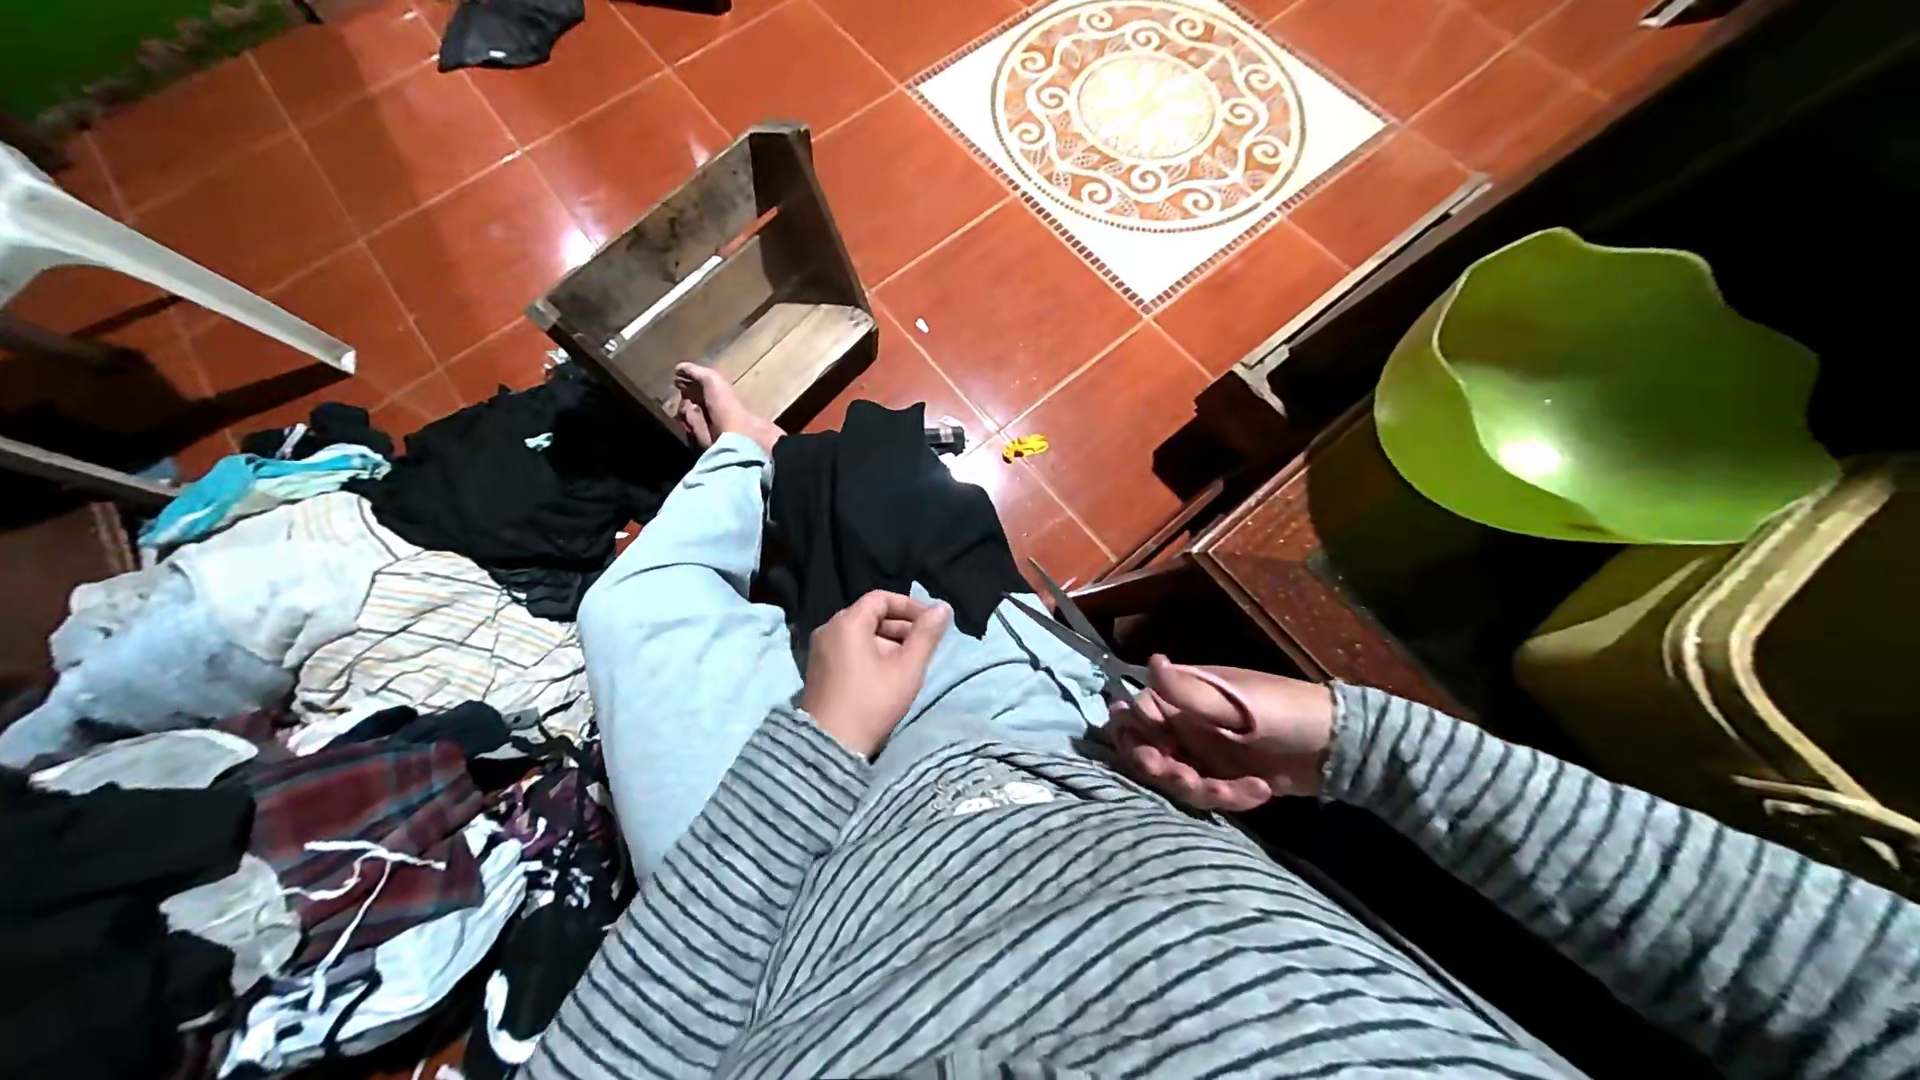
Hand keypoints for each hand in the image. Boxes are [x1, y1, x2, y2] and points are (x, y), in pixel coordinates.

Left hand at [800, 590, 949, 757]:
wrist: (830, 746)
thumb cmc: (872, 702)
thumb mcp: (907, 668)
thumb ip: (927, 635)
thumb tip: (942, 607)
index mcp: (847, 622)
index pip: (881, 598)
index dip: (910, 606)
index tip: (931, 623)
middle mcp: (829, 629)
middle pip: (870, 615)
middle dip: (901, 626)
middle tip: (925, 645)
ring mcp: (820, 650)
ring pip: (861, 634)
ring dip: (889, 641)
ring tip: (911, 662)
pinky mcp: (819, 669)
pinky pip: (849, 648)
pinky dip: (871, 653)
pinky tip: (888, 674)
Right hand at [1109, 655, 1334, 811]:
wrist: (1336, 745)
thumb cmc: (1283, 711)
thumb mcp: (1234, 704)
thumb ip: (1186, 691)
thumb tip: (1151, 660)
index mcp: (1179, 697)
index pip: (1133, 716)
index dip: (1133, 738)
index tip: (1155, 755)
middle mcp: (1181, 723)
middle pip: (1146, 754)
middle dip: (1166, 772)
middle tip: (1189, 779)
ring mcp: (1199, 751)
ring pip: (1175, 779)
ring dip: (1201, 790)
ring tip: (1240, 790)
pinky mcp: (1219, 776)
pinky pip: (1205, 793)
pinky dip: (1229, 797)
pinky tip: (1259, 791)